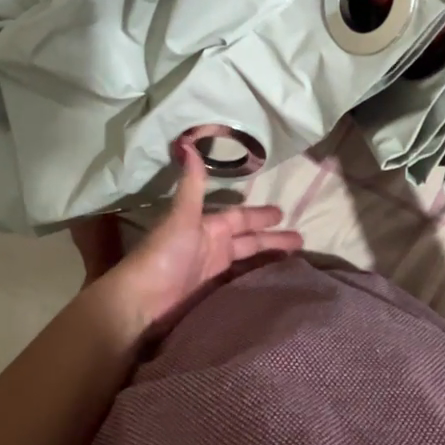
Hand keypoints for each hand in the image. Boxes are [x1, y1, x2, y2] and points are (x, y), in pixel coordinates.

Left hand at [78, 141, 303, 341]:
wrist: (142, 302)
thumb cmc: (163, 255)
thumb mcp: (181, 216)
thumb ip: (191, 184)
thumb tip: (187, 142)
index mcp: (207, 227)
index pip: (241, 218)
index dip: (262, 216)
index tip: (284, 213)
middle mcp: (211, 248)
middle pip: (249, 242)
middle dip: (273, 240)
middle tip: (301, 240)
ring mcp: (212, 274)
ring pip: (247, 264)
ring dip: (268, 263)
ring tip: (297, 267)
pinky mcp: (213, 298)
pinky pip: (241, 286)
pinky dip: (256, 284)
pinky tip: (274, 288)